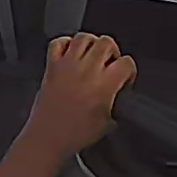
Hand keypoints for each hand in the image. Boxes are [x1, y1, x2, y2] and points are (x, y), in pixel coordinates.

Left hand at [20, 33, 136, 157]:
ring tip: (92, 56)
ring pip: (84, 37)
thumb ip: (118, 103)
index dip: (129, 71)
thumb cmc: (75, 135)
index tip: (125, 79)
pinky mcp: (52, 66)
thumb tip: (120, 92)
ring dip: (92, 44)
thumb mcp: (109, 122)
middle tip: (109, 65)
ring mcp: (67, 66)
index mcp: (104, 85)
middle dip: (112, 52)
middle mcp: (86, 71)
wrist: (47, 139)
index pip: (126, 63)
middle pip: (106, 43)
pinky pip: (58, 43)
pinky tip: (71, 54)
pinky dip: (66, 44)